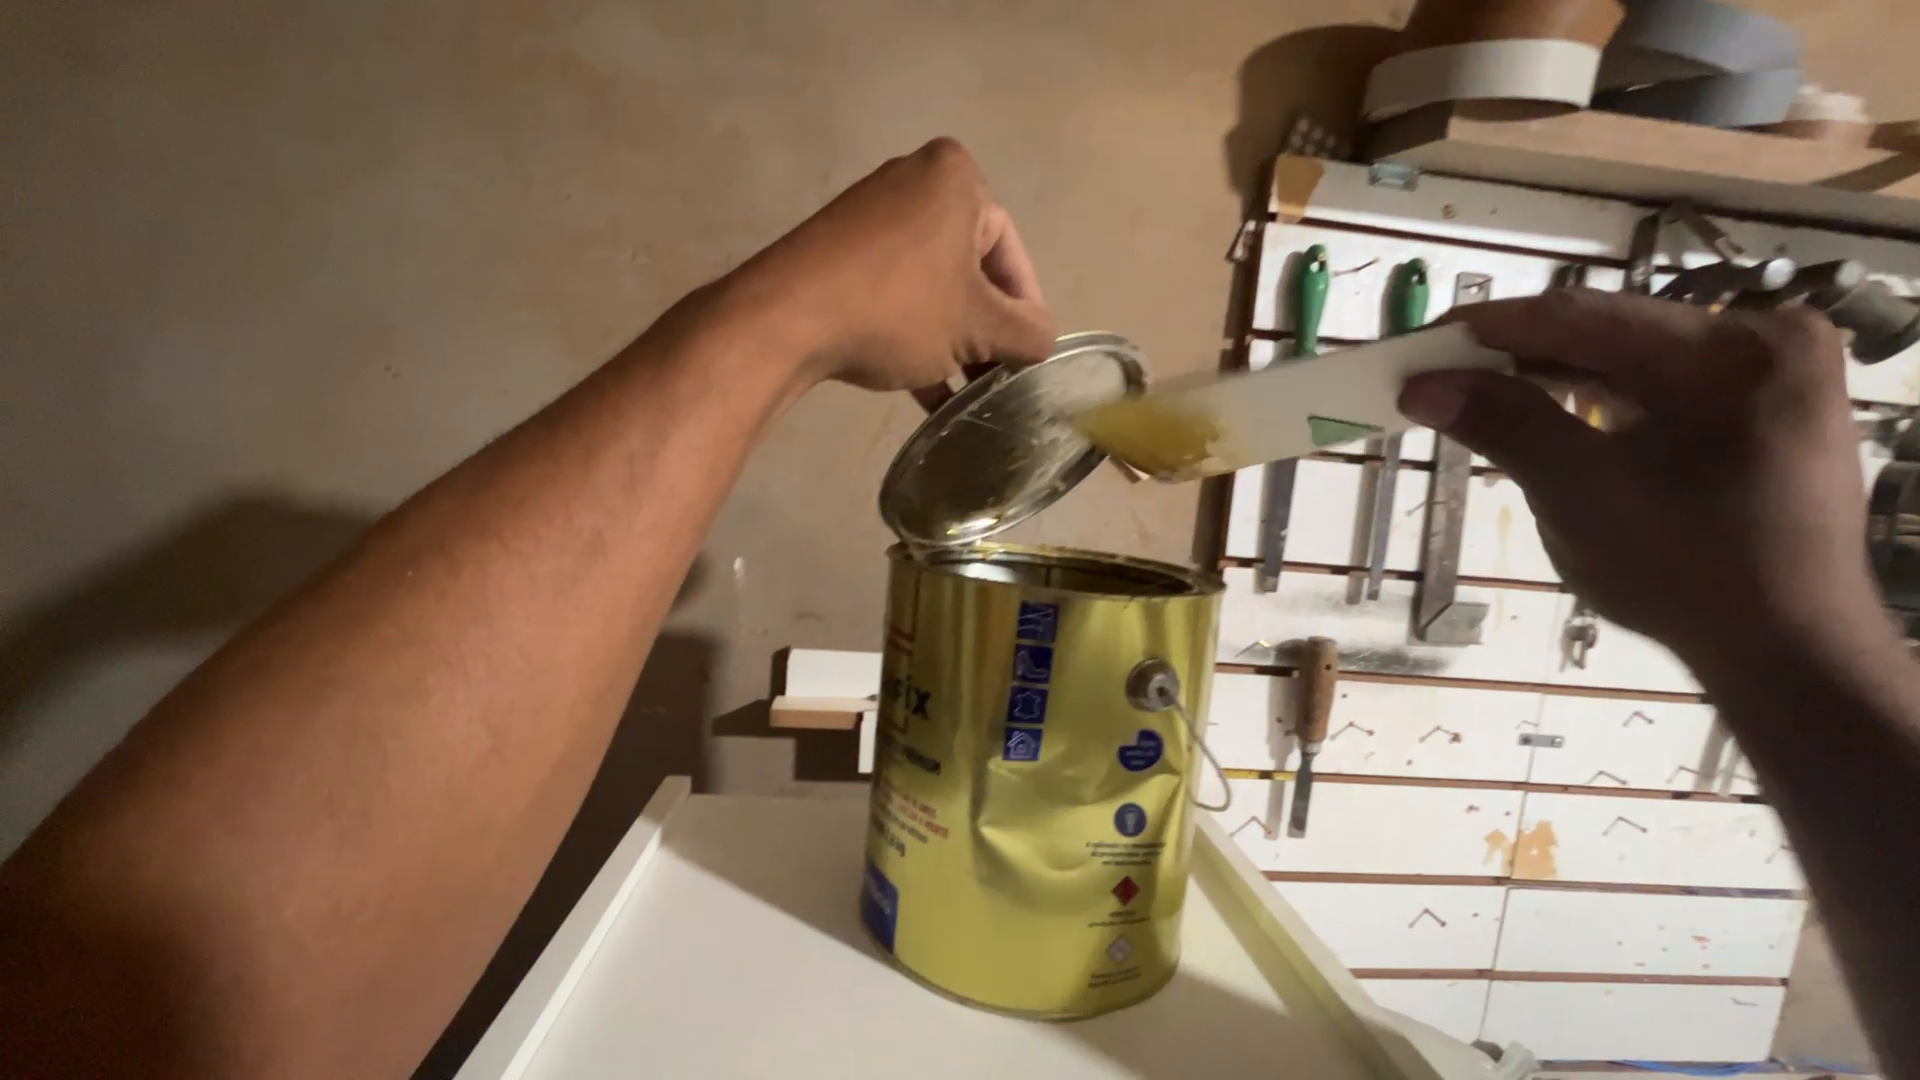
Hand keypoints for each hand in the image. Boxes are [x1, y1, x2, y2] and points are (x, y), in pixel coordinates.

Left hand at [729, 137, 1056, 397]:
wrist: (786, 320)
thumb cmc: (899, 309)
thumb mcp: (978, 326)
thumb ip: (1028, 334)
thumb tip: (1043, 340)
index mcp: (957, 179)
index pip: (1012, 257)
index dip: (1025, 316)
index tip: (1028, 362)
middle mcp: (914, 184)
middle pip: (971, 273)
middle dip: (984, 333)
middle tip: (995, 379)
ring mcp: (870, 218)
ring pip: (932, 290)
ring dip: (952, 345)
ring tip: (965, 395)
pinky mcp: (838, 255)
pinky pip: (895, 296)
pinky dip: (915, 338)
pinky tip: (930, 393)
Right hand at [1398, 289, 1879, 669]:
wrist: (1785, 649)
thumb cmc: (1684, 568)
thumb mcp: (1578, 490)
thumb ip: (1502, 424)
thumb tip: (1419, 386)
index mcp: (1728, 348)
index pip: (1578, 316)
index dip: (1484, 328)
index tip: (1414, 345)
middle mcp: (1756, 341)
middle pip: (1601, 334)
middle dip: (1509, 355)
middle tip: (1432, 374)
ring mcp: (1760, 377)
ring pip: (1618, 361)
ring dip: (1539, 378)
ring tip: (1467, 393)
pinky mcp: (1750, 413)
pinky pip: (1644, 390)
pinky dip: (1580, 401)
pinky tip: (1533, 413)